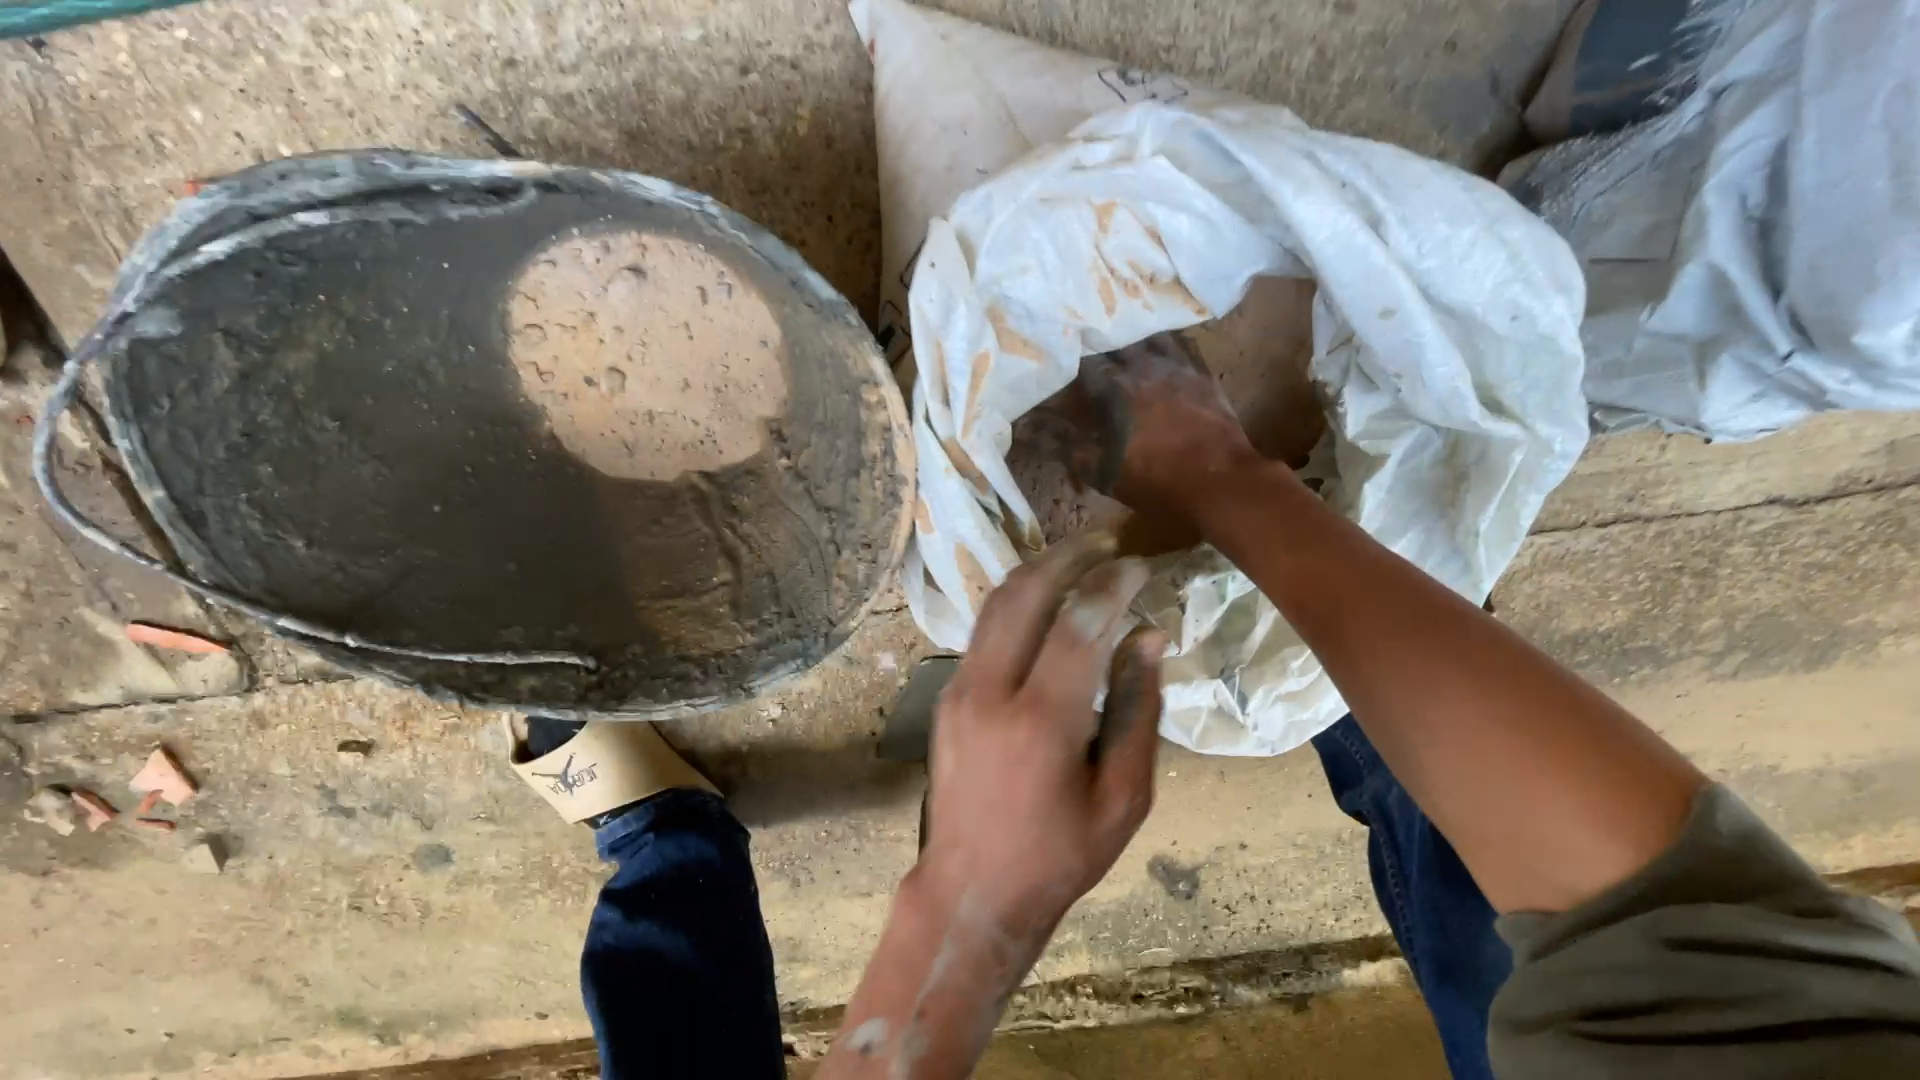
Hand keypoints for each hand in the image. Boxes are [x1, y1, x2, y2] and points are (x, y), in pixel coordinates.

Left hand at [915, 531, 1165, 929]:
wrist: (971, 888)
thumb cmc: (1060, 854)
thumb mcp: (1123, 797)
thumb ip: (1137, 711)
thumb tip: (1148, 636)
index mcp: (1040, 723)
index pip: (1077, 625)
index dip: (1111, 585)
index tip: (1139, 564)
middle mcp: (989, 693)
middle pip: (1023, 595)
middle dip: (1067, 555)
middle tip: (1107, 539)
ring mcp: (958, 691)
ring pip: (995, 605)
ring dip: (1038, 571)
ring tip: (1079, 554)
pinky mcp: (947, 697)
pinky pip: (984, 631)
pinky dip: (1018, 603)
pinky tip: (1046, 600)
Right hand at [1045, 334, 1260, 554]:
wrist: (1221, 481)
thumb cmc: (1157, 481)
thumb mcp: (1103, 472)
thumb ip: (1065, 446)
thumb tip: (1029, 428)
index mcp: (1111, 389)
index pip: (1078, 365)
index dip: (1063, 362)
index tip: (1052, 361)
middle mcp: (1140, 367)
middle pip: (1110, 343)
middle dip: (1093, 342)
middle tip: (1080, 342)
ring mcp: (1174, 367)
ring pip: (1143, 337)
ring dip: (1126, 337)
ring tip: (1115, 335)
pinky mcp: (1200, 374)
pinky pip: (1177, 346)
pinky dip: (1160, 342)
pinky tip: (1155, 343)